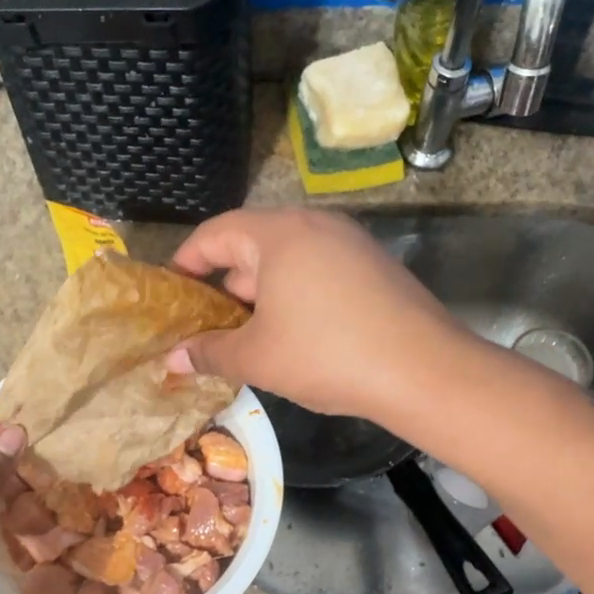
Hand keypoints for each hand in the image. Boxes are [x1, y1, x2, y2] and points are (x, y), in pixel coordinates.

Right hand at [165, 207, 467, 418]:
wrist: (423, 370)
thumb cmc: (327, 355)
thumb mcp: (258, 357)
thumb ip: (210, 352)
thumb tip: (173, 358)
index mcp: (279, 233)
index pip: (215, 233)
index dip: (186, 261)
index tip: (170, 293)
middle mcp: (315, 223)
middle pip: (252, 242)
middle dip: (225, 283)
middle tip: (207, 324)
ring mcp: (350, 242)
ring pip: (288, 259)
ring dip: (261, 292)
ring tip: (248, 335)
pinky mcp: (374, 265)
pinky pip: (318, 269)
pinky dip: (295, 293)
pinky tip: (294, 334)